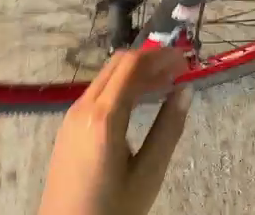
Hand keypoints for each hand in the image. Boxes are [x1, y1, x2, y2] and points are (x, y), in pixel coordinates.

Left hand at [38, 48, 191, 214]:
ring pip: (107, 77)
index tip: (186, 60)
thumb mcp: (147, 175)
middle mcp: (83, 107)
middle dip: (150, 60)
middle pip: (118, 64)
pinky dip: (122, 88)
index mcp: (103, 117)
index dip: (161, 56)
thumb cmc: (110, 211)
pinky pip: (98, 94)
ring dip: (136, 73)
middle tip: (178, 71)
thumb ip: (168, 130)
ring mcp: (72, 117)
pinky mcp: (68, 129)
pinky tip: (139, 103)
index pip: (133, 65)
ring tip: (165, 84)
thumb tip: (185, 91)